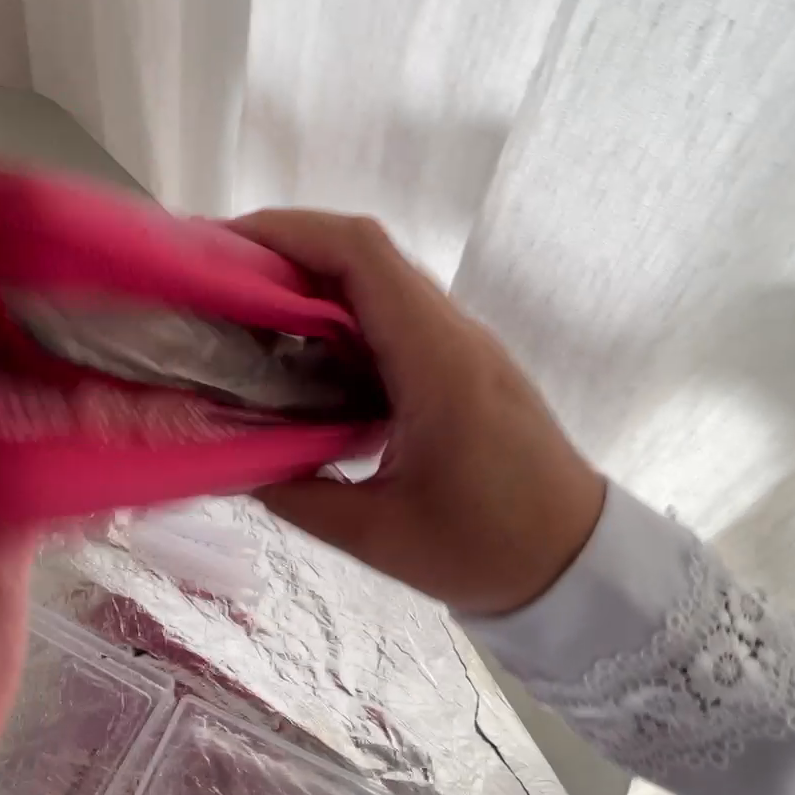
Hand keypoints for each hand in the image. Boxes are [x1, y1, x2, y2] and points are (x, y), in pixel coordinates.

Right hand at [227, 210, 605, 614]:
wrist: (577, 561)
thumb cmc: (485, 551)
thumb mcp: (375, 534)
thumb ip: (293, 493)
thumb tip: (228, 459)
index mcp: (436, 362)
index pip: (361, 255)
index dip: (287, 232)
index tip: (222, 247)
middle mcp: (452, 334)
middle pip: (365, 254)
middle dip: (284, 252)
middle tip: (217, 282)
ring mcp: (461, 345)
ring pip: (378, 282)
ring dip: (310, 282)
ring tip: (245, 314)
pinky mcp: (460, 364)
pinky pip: (391, 317)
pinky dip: (336, 317)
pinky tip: (299, 356)